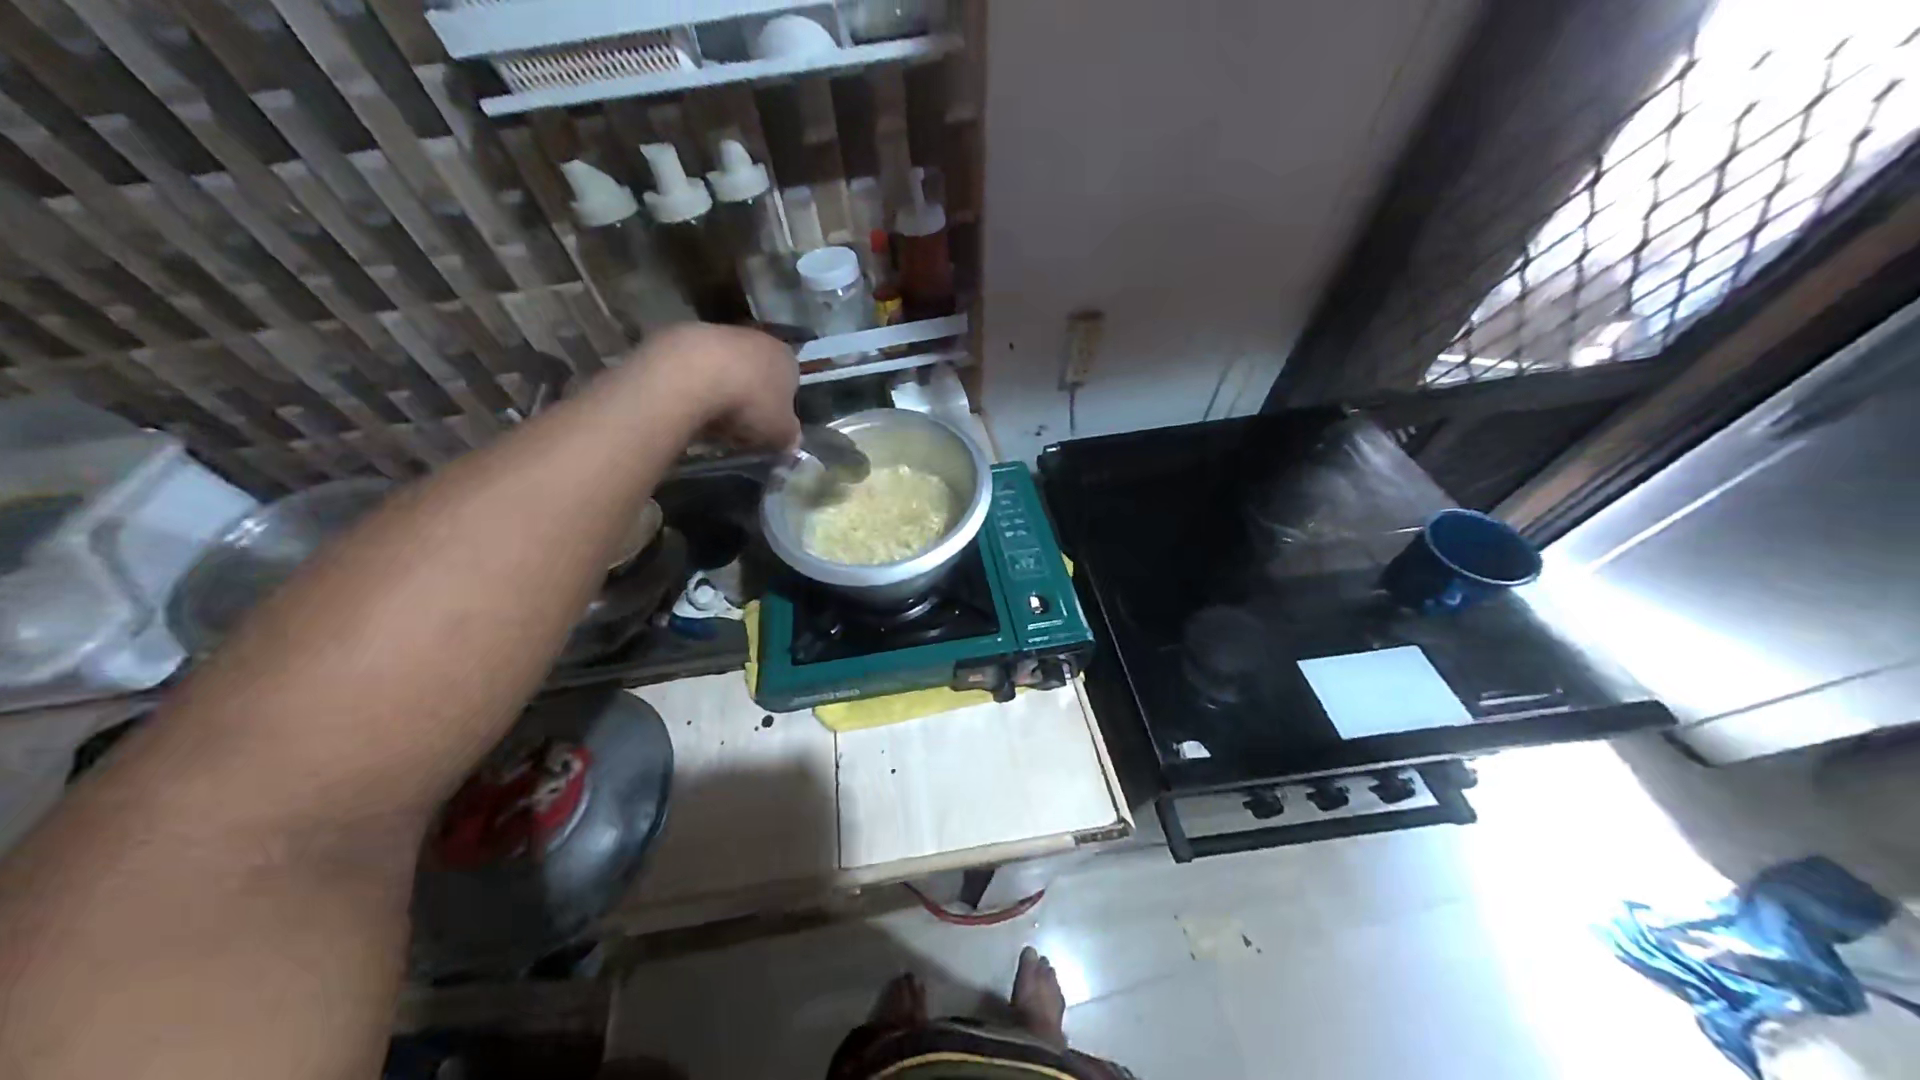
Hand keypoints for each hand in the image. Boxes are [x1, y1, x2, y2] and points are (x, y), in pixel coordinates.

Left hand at [621, 323, 800, 450]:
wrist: (692, 375)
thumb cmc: (749, 404)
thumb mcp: (780, 432)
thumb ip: (790, 436)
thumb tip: (792, 441)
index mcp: (786, 358)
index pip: (790, 383)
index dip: (778, 408)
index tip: (765, 428)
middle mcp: (757, 338)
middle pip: (756, 371)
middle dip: (748, 396)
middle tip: (737, 425)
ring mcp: (718, 331)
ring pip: (723, 365)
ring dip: (718, 387)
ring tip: (707, 416)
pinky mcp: (681, 333)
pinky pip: (692, 364)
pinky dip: (690, 381)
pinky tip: (684, 401)